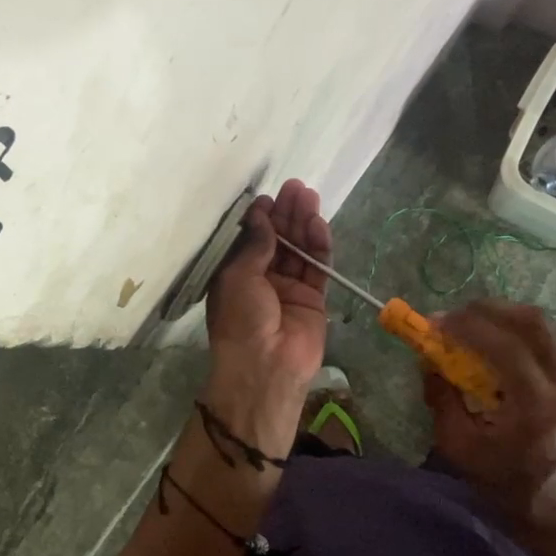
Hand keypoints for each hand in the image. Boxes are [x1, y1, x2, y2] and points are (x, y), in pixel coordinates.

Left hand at [203, 180, 330, 430]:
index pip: (251, 239)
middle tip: (296, 188)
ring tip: (310, 196)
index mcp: (236, 275)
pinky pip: (317, 267)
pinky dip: (319, 245)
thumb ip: (254, 244)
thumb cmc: (240, 319)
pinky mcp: (313, 299)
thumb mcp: (237, 276)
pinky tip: (319, 223)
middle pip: (278, 240)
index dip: (260, 218)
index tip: (268, 198)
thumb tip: (261, 215)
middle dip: (286, 214)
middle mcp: (262, 279)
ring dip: (304, 223)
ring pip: (299, 249)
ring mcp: (288, 289)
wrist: (265, 367)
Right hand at [424, 300, 555, 545]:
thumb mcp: (460, 447)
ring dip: (500, 319)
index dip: (466, 325)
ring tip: (468, 329)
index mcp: (538, 407)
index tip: (435, 323)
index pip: (504, 345)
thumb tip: (427, 359)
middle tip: (453, 317)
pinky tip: (490, 349)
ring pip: (541, 327)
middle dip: (486, 310)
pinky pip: (545, 343)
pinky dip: (514, 335)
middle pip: (531, 322)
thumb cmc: (506, 486)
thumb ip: (441, 398)